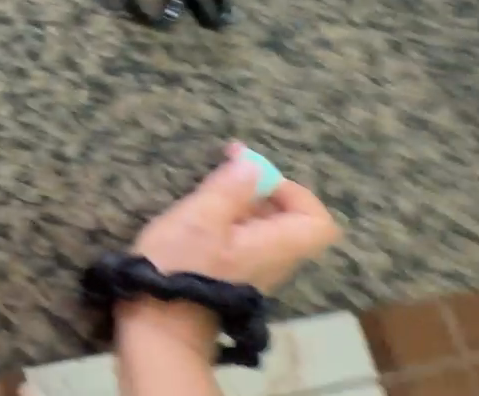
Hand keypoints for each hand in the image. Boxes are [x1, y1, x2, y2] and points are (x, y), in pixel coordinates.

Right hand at [118, 142, 340, 349]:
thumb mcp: (198, 218)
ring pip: (266, 226)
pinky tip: (198, 211)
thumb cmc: (180, 263)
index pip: (316, 220)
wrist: (162, 316)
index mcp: (276, 246)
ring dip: (243, 200)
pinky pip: (246, 236)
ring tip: (206, 185)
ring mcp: (255, 267)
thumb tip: (252, 164)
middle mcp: (275, 258)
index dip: (291, 190)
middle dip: (261, 188)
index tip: (251, 171)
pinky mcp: (233, 270)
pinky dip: (230, 215)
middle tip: (223, 166)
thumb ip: (228, 191)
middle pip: (291, 219)